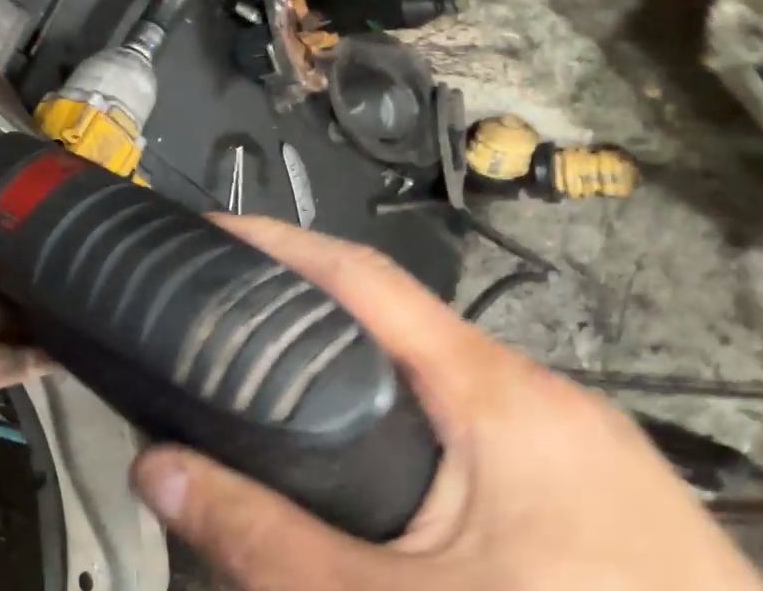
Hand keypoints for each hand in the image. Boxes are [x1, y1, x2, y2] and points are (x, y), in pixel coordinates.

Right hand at [130, 215, 762, 590]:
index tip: (206, 229)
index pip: (363, 275)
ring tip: (278, 393)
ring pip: (439, 383)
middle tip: (221, 322)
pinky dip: (406, 425)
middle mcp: (551, 407)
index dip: (274, 239)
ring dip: (356, 376)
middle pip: (398, 324)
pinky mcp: (606, 508)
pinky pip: (479, 433)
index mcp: (502, 400)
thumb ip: (262, 533)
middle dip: (304, 313)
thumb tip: (156, 470)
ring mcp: (588, 458)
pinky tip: (375, 480)